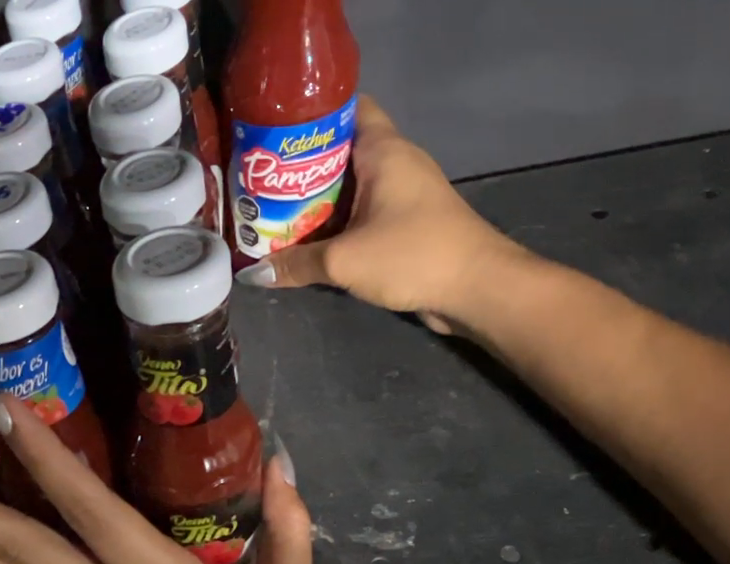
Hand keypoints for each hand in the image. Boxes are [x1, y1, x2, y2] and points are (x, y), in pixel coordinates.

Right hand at [238, 95, 522, 330]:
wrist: (475, 288)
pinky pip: (362, 215)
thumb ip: (297, 265)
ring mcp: (404, 195)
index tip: (276, 136)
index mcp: (384, 151)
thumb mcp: (344, 261)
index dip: (313, 117)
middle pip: (342, 153)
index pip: (350, 109)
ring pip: (350, 188)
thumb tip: (254, 275)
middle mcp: (396, 164)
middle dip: (303, 168)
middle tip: (263, 183)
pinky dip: (336, 224)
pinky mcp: (407, 224)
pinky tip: (307, 243)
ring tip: (275, 213)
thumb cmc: (411, 255)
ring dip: (317, 202)